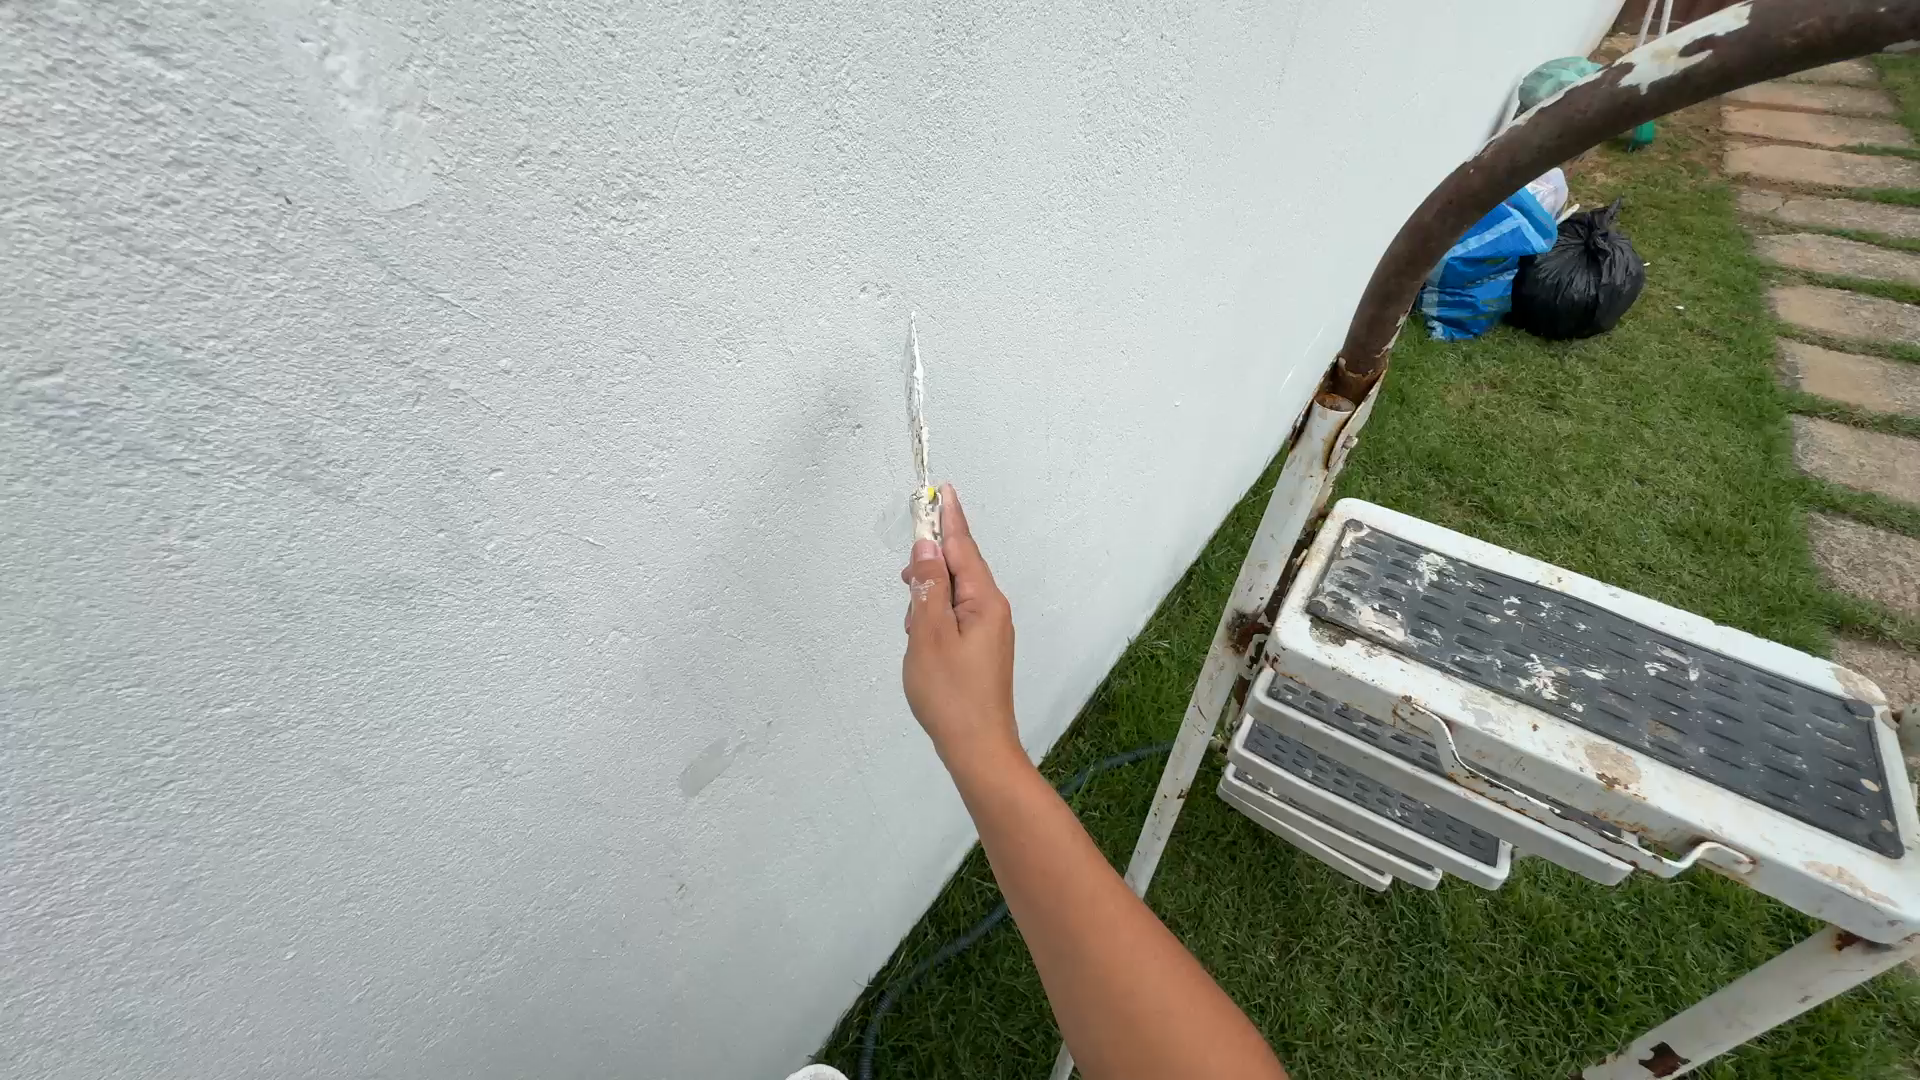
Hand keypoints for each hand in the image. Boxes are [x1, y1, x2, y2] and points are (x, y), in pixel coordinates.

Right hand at [900, 484, 1017, 767]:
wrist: (977, 747)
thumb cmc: (950, 693)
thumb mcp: (929, 634)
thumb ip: (927, 587)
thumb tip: (926, 549)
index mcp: (985, 601)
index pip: (964, 547)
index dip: (949, 518)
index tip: (942, 489)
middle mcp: (993, 610)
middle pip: (958, 571)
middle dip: (929, 572)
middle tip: (905, 587)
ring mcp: (989, 632)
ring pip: (952, 598)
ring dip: (928, 603)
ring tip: (914, 635)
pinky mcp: (981, 650)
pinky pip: (954, 619)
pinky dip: (934, 622)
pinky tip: (922, 646)